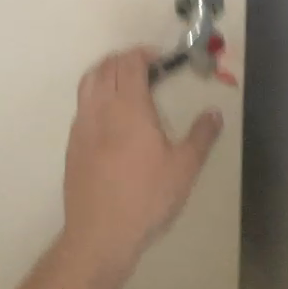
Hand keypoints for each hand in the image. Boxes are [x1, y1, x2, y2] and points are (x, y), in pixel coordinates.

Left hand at [61, 47, 222, 264]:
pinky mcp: (72, 144)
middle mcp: (102, 107)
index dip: (143, 53)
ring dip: (106, 71)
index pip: (130, 63)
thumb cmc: (146, 197)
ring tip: (124, 82)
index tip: (160, 60)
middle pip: (108, 66)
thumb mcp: (184, 168)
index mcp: (130, 106)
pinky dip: (95, 95)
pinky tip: (109, 115)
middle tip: (146, 68)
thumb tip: (215, 112)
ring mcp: (82, 125)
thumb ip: (202, 136)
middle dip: (126, 59)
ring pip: (89, 81)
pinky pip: (81, 104)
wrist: (99, 235)